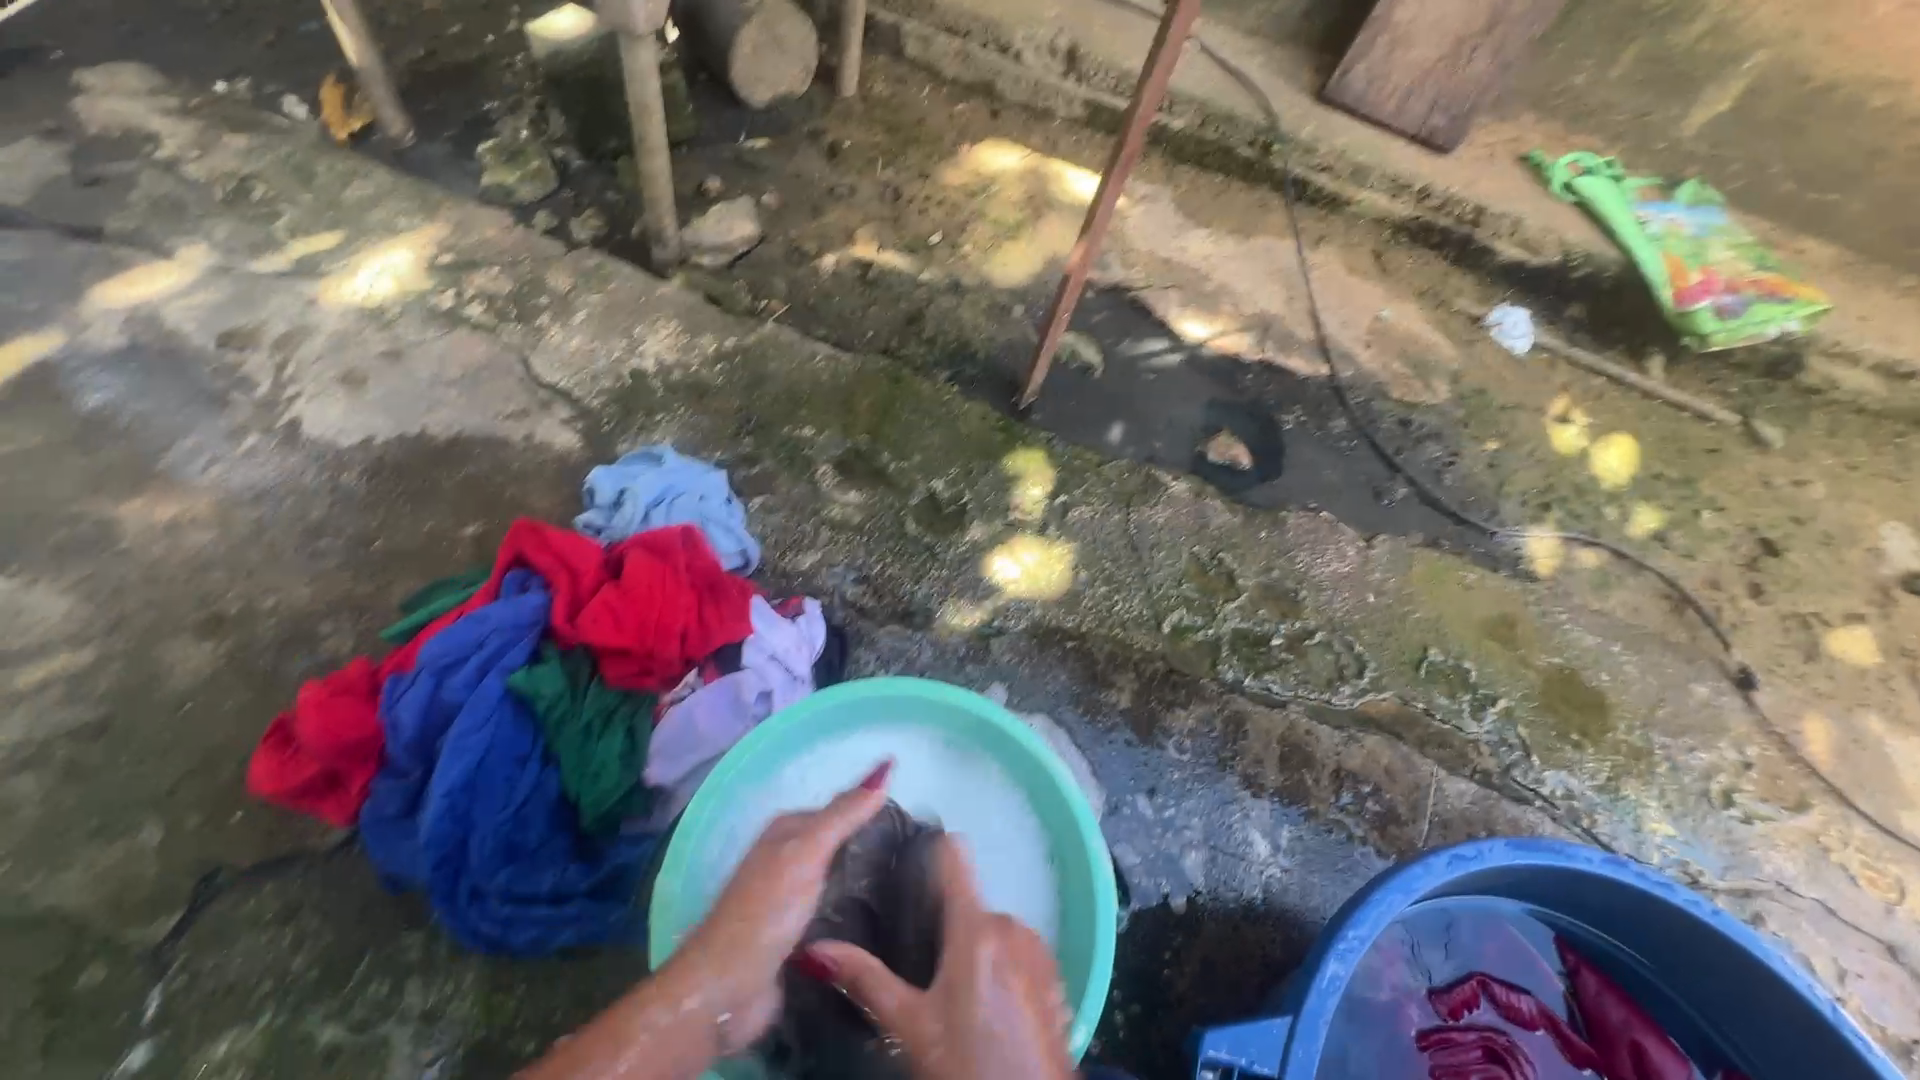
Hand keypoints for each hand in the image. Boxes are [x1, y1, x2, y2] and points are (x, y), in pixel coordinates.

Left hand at [662, 761, 893, 1054]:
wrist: (728, 989)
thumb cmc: (766, 912)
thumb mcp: (808, 853)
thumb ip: (845, 814)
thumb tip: (887, 765)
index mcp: (787, 831)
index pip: (843, 809)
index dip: (876, 812)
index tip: (919, 823)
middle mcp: (788, 859)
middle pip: (843, 845)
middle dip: (877, 850)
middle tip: (925, 860)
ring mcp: (793, 900)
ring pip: (844, 881)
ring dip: (872, 885)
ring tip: (917, 889)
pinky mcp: (800, 937)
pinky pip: (840, 916)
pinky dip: (861, 915)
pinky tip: (889, 921)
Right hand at [804, 837, 1074, 1079]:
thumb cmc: (968, 1064)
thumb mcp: (910, 1027)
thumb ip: (866, 981)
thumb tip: (816, 949)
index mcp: (974, 926)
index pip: (954, 857)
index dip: (933, 851)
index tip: (911, 858)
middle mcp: (1010, 924)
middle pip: (969, 905)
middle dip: (949, 929)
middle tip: (927, 972)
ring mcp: (1038, 947)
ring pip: (994, 930)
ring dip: (977, 951)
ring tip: (958, 999)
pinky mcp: (1056, 973)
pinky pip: (1019, 953)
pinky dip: (1003, 968)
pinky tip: (991, 1010)